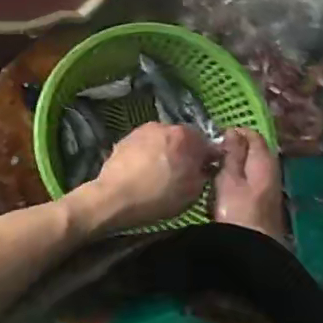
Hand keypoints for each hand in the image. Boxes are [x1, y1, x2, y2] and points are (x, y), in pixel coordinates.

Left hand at [79, 122, 213, 233]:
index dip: (207, 158)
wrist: (115, 197)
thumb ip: (203, 174)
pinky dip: (147, 154)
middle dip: (184, 152)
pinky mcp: (125, 138)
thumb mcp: (192, 192)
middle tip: (182, 172)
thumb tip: (205, 166)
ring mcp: (142, 130)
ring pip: (161, 140)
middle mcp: (164, 125)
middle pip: (182, 138)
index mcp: (185, 136)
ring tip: (159, 172)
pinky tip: (143, 171)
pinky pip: (144, 145)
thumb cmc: (159, 196)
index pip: (206, 143)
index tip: (205, 171)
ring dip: (164, 151)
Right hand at [213, 129, 285, 241]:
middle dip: (236, 149)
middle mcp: (272, 171)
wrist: (252, 250)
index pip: (253, 135)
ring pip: (252, 168)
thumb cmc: (237, 210)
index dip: (235, 133)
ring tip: (215, 171)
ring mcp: (270, 189)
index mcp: (264, 160)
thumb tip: (233, 131)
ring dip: (236, 166)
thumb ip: (232, 153)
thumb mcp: (229, 178)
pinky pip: (251, 183)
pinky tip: (224, 189)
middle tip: (212, 155)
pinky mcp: (264, 204)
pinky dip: (239, 181)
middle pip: (255, 151)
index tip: (215, 138)